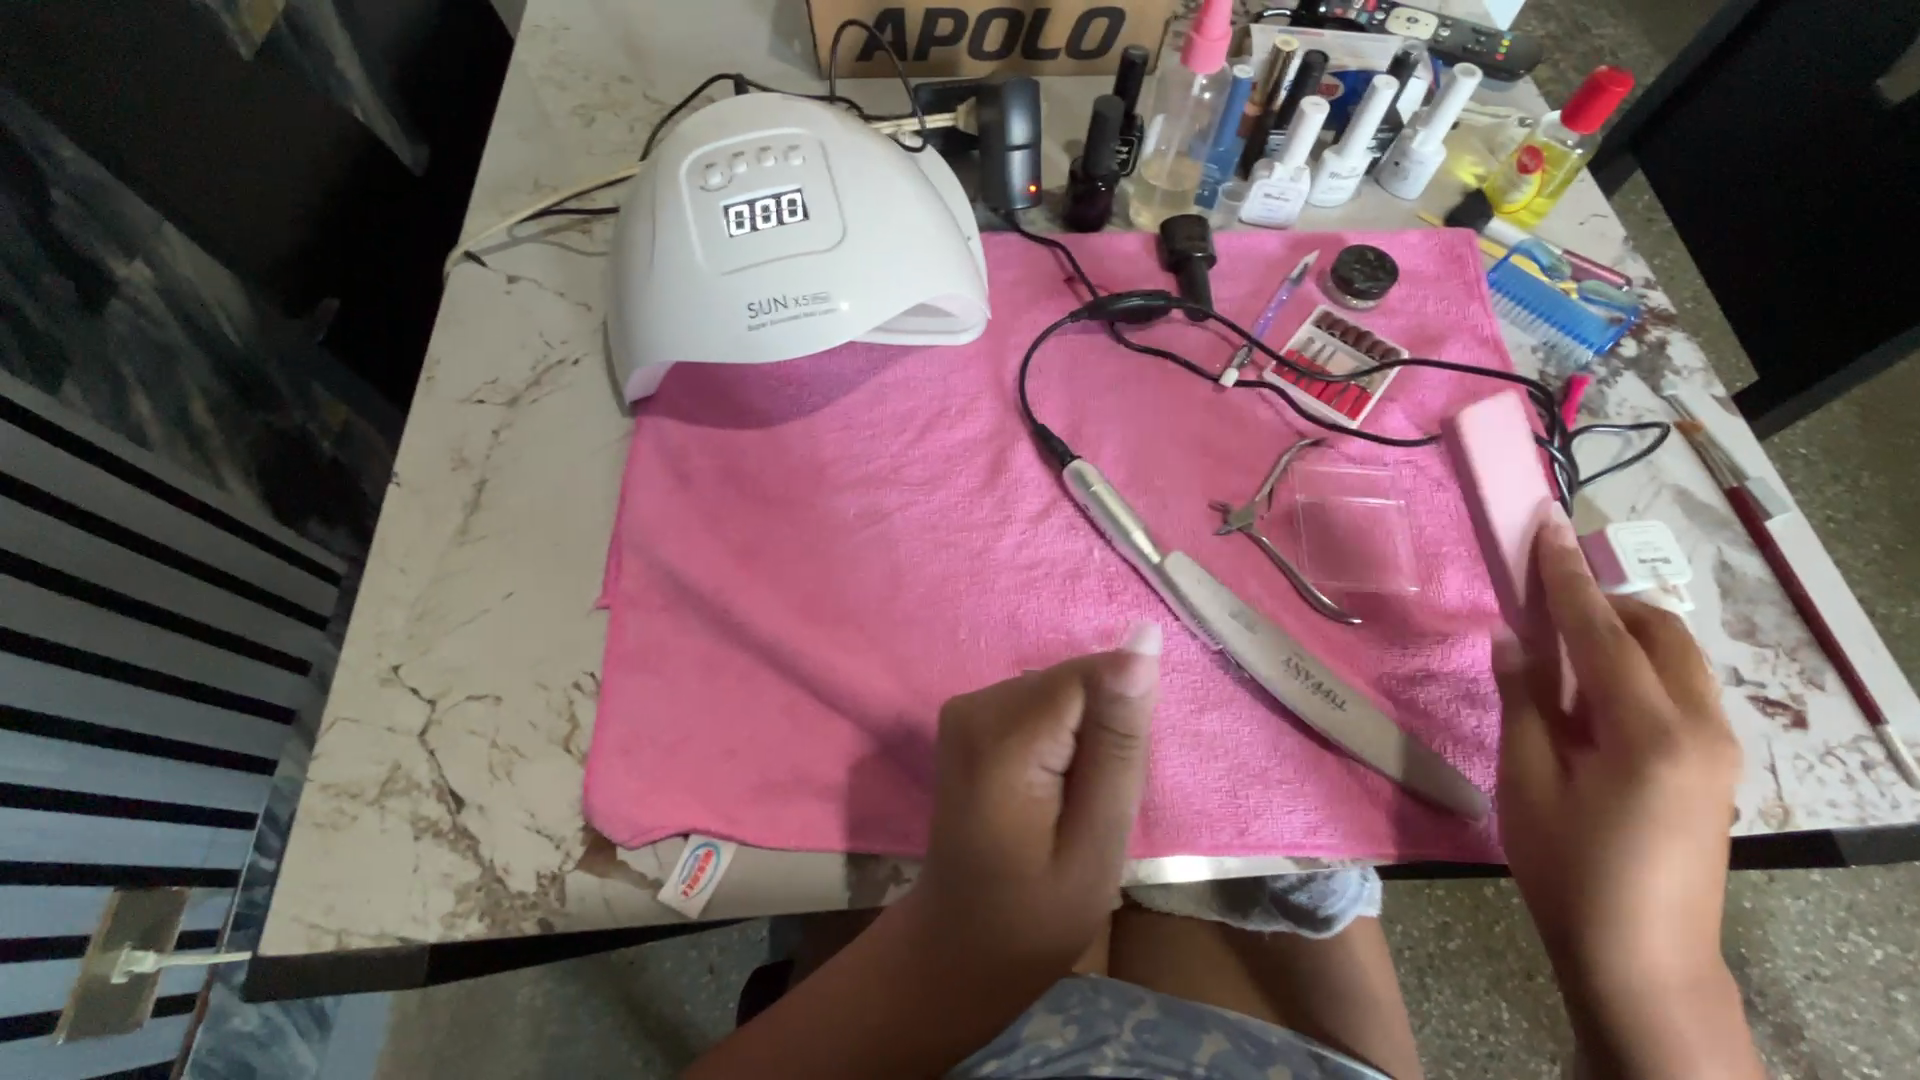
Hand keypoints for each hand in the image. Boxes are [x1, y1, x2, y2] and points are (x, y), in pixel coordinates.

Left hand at [897, 622, 1161, 982]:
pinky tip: (1051, 789)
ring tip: (1072, 802)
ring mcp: (964, 708)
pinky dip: (1061, 740)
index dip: (1120, 722)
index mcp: (1001, 737)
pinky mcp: (968, 717)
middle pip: (1073, 682)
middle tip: (1093, 805)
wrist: (963, 943)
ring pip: (1061, 691)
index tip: (1113, 784)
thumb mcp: (1098, 841)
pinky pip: (1040, 703)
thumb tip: (1143, 641)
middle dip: (1102, 731)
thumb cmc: (1038, 914)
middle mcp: (974, 704)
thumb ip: (1119, 740)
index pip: (1090, 676)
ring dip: (1084, 738)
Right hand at [1497, 513, 1761, 1077]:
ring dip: (1619, 636)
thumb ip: (1524, 701)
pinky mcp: (1716, 767)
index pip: (1601, 629)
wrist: (1642, 957)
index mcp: (1649, 729)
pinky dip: (1634, 670)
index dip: (1566, 574)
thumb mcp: (1526, 781)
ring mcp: (1719, 748)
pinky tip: (1590, 701)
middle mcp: (1701, 726)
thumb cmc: (1569, 868)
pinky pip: (1678, 690)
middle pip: (1657, 631)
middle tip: (1542, 605)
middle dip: (1602, 602)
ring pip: (1674, 658)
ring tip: (1560, 655)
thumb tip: (1514, 638)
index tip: (1546, 523)